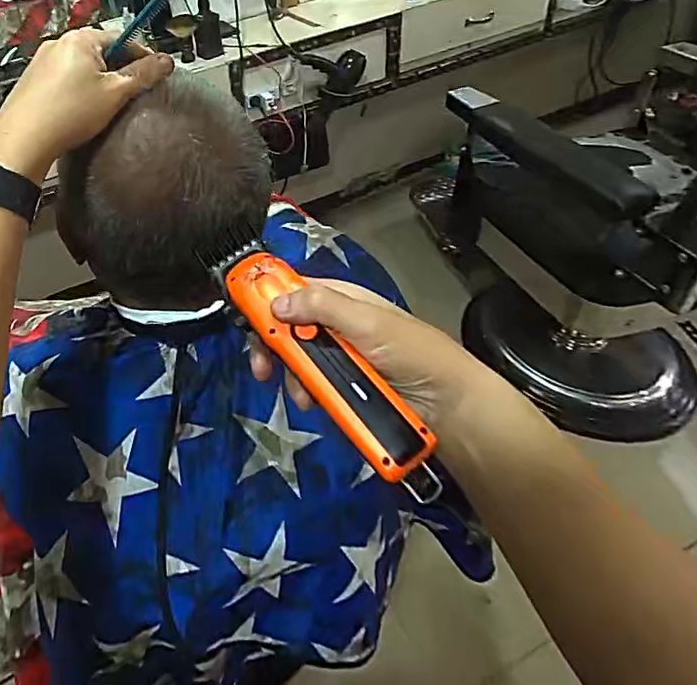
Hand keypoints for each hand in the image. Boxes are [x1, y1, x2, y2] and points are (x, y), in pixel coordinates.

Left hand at [0, 28, 172, 179]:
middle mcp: (59, 44)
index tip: (155, 73)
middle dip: (120, 70)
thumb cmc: (66, 113)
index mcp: (80, 39)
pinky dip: (80, 90)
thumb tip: (165, 61)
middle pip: (103, 51)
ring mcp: (43, 61)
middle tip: (130, 94)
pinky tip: (83, 110)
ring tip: (105, 106)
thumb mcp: (116, 93)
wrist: (23, 141)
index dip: (143, 56)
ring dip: (99, 81)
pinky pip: (67, 78)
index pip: (124, 37)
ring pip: (84, 66)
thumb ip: (144, 74)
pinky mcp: (35, 80)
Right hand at [248, 279, 504, 433]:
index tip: (247, 316)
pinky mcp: (343, 388)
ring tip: (303, 394)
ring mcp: (339, 357)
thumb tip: (276, 301)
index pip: (294, 290)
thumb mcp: (367, 323)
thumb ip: (322, 308)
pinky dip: (308, 393)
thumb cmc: (413, 353)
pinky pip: (313, 385)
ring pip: (298, 360)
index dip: (268, 298)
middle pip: (288, 327)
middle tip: (263, 368)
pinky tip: (314, 403)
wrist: (449, 405)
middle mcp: (335, 325)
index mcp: (341, 299)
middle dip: (274, 345)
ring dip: (293, 375)